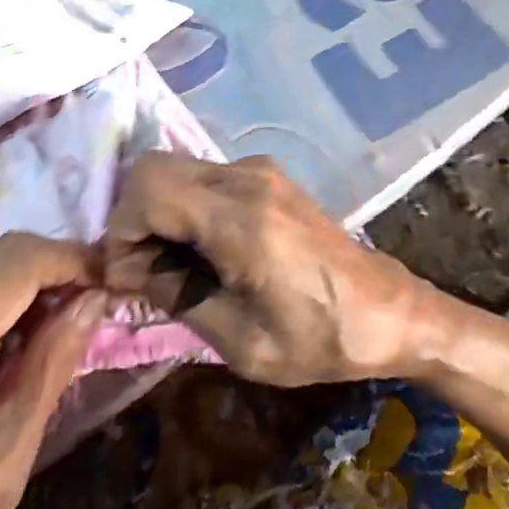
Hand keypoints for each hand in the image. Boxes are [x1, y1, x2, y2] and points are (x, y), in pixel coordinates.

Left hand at [0, 234, 105, 508]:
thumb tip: (94, 299)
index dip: (69, 258)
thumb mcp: (1, 466)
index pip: (14, 265)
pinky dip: (2, 300)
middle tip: (97, 298)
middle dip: (55, 263)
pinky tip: (21, 340)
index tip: (112, 280)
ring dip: (30, 280)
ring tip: (68, 318)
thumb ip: (48, 372)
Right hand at [103, 153, 427, 386]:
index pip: (147, 191)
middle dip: (131, 218)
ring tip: (170, 263)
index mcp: (240, 218)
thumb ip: (174, 297)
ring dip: (155, 210)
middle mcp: (243, 177)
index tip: (126, 277)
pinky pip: (199, 175)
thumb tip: (123, 271)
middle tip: (142, 269)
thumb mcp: (240, 341)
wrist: (387, 311)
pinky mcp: (262, 172)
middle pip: (151, 168)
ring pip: (172, 167)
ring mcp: (255, 168)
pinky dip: (180, 204)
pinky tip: (199, 247)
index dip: (121, 232)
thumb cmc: (318, 338)